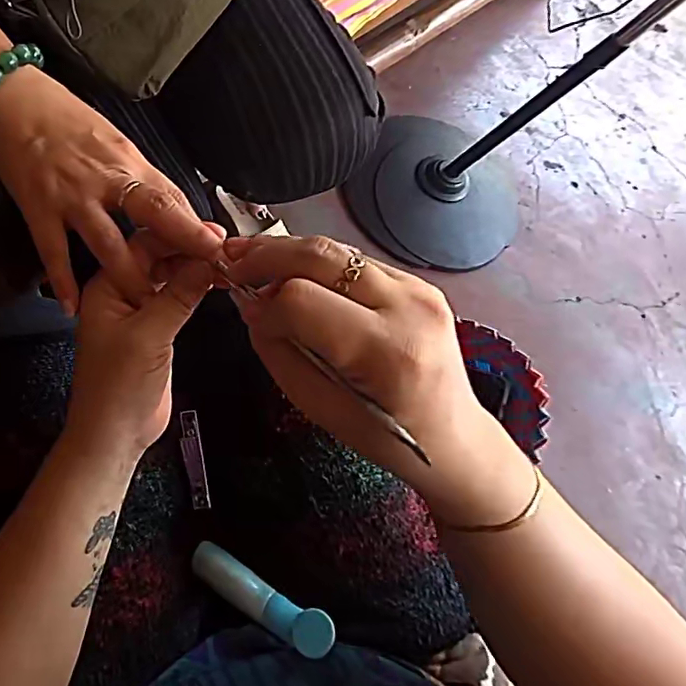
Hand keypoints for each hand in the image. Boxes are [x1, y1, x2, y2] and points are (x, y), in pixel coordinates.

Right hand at [0, 67, 225, 315]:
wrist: (13, 100)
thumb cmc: (60, 114)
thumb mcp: (109, 135)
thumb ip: (132, 170)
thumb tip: (159, 199)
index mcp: (127, 159)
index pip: (172, 196)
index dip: (195, 226)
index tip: (215, 250)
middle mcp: (106, 179)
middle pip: (156, 216)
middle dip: (184, 248)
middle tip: (204, 278)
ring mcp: (72, 197)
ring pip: (109, 244)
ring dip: (130, 278)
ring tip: (145, 303)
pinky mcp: (40, 210)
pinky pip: (54, 253)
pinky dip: (63, 283)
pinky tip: (72, 306)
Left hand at [67, 234, 218, 454]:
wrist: (114, 434)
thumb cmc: (114, 391)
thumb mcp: (148, 337)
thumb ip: (177, 296)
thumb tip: (205, 263)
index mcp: (105, 287)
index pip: (141, 246)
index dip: (176, 236)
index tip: (210, 234)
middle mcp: (119, 293)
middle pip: (156, 257)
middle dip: (188, 249)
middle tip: (224, 246)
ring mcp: (137, 311)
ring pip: (167, 276)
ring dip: (194, 268)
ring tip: (225, 261)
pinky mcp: (153, 328)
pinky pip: (175, 297)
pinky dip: (194, 289)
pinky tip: (213, 283)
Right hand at [223, 235, 536, 526]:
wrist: (454, 437)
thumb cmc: (388, 435)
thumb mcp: (318, 406)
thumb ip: (278, 351)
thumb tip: (251, 307)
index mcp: (388, 352)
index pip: (301, 300)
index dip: (263, 304)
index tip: (248, 315)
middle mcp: (408, 309)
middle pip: (317, 256)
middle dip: (265, 256)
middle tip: (231, 263)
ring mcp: (416, 290)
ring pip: (331, 248)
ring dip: (284, 251)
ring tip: (250, 259)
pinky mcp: (414, 282)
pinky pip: (348, 259)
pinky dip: (310, 261)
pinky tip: (287, 270)